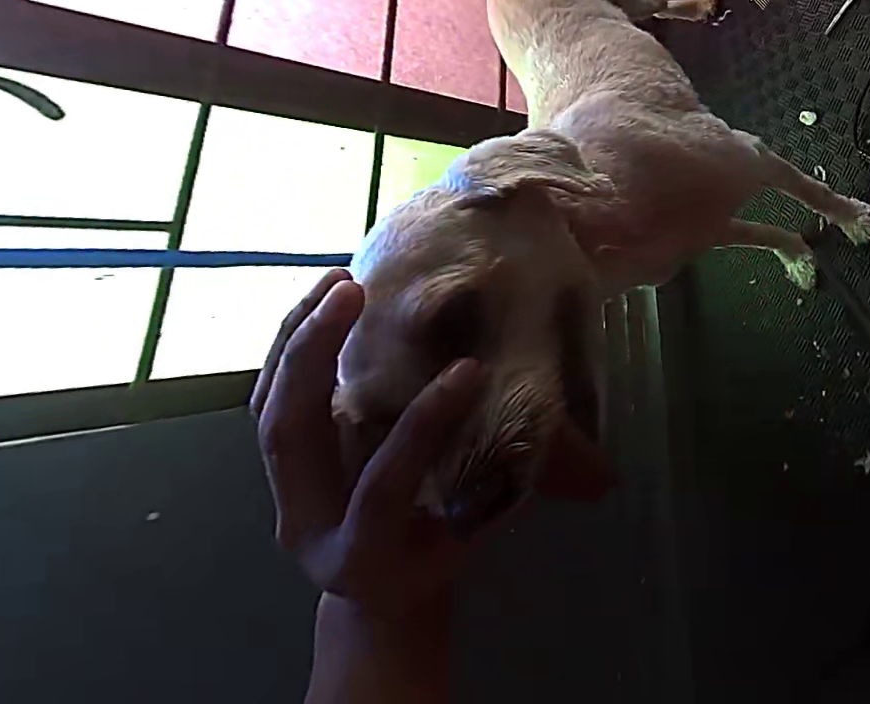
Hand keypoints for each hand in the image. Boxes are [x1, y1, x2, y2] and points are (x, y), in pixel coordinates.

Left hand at [251, 269, 484, 620]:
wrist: (384, 587)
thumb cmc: (446, 548)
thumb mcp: (480, 525)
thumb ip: (511, 482)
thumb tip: (601, 471)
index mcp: (364, 550)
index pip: (383, 486)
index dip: (422, 427)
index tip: (470, 369)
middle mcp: (305, 525)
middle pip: (289, 437)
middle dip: (316, 358)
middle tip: (354, 293)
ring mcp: (282, 495)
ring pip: (268, 413)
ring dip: (298, 340)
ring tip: (336, 281)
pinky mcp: (279, 466)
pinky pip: (267, 403)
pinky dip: (290, 347)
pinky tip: (319, 303)